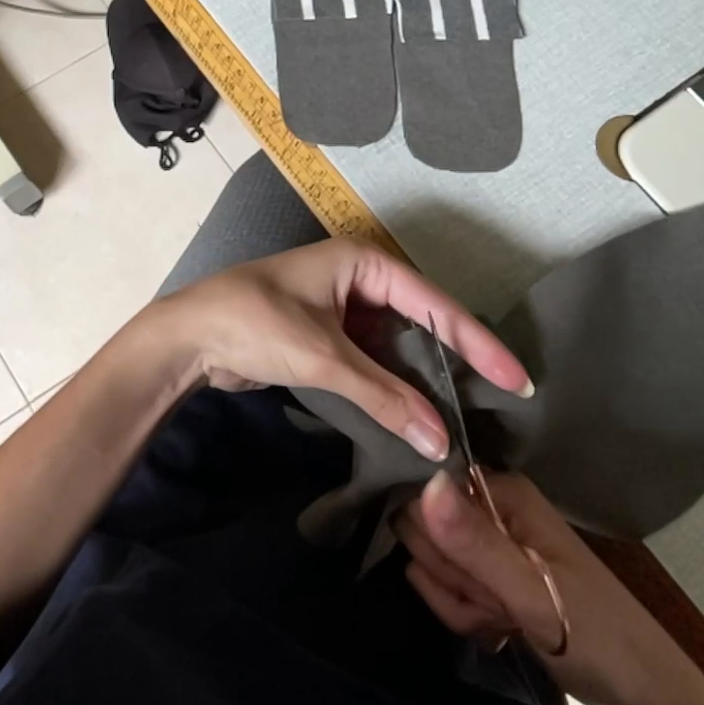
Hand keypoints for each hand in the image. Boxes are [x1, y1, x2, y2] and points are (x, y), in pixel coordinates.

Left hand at [142, 239, 530, 461]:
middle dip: (454, 359)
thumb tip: (439, 441)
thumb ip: (384, 397)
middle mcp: (357, 279)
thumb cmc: (255, 325)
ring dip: (420, 377)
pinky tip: (413, 411)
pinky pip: (371, 358)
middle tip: (497, 398)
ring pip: (395, 344)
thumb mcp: (324, 358)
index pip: (434, 304)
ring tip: (461, 413)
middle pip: (420, 322)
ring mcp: (340, 307)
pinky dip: (390, 383)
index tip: (516, 378)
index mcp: (363, 263)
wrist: (187, 338)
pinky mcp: (325, 335)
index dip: (477, 343)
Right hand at [396, 472, 703, 704]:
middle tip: (496, 599)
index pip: (422, 494)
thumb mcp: (536, 593)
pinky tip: (500, 626)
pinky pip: (441, 588)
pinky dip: (464, 615)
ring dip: (457, 600)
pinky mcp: (483, 573)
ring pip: (427, 563)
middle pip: (420, 529)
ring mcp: (486, 542)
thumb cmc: (597, 635)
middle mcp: (489, 506)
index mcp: (502, 492)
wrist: (639, 688)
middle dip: (448, 576)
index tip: (472, 573)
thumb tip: (427, 482)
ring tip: (504, 616)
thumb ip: (477, 543)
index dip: (436, 540)